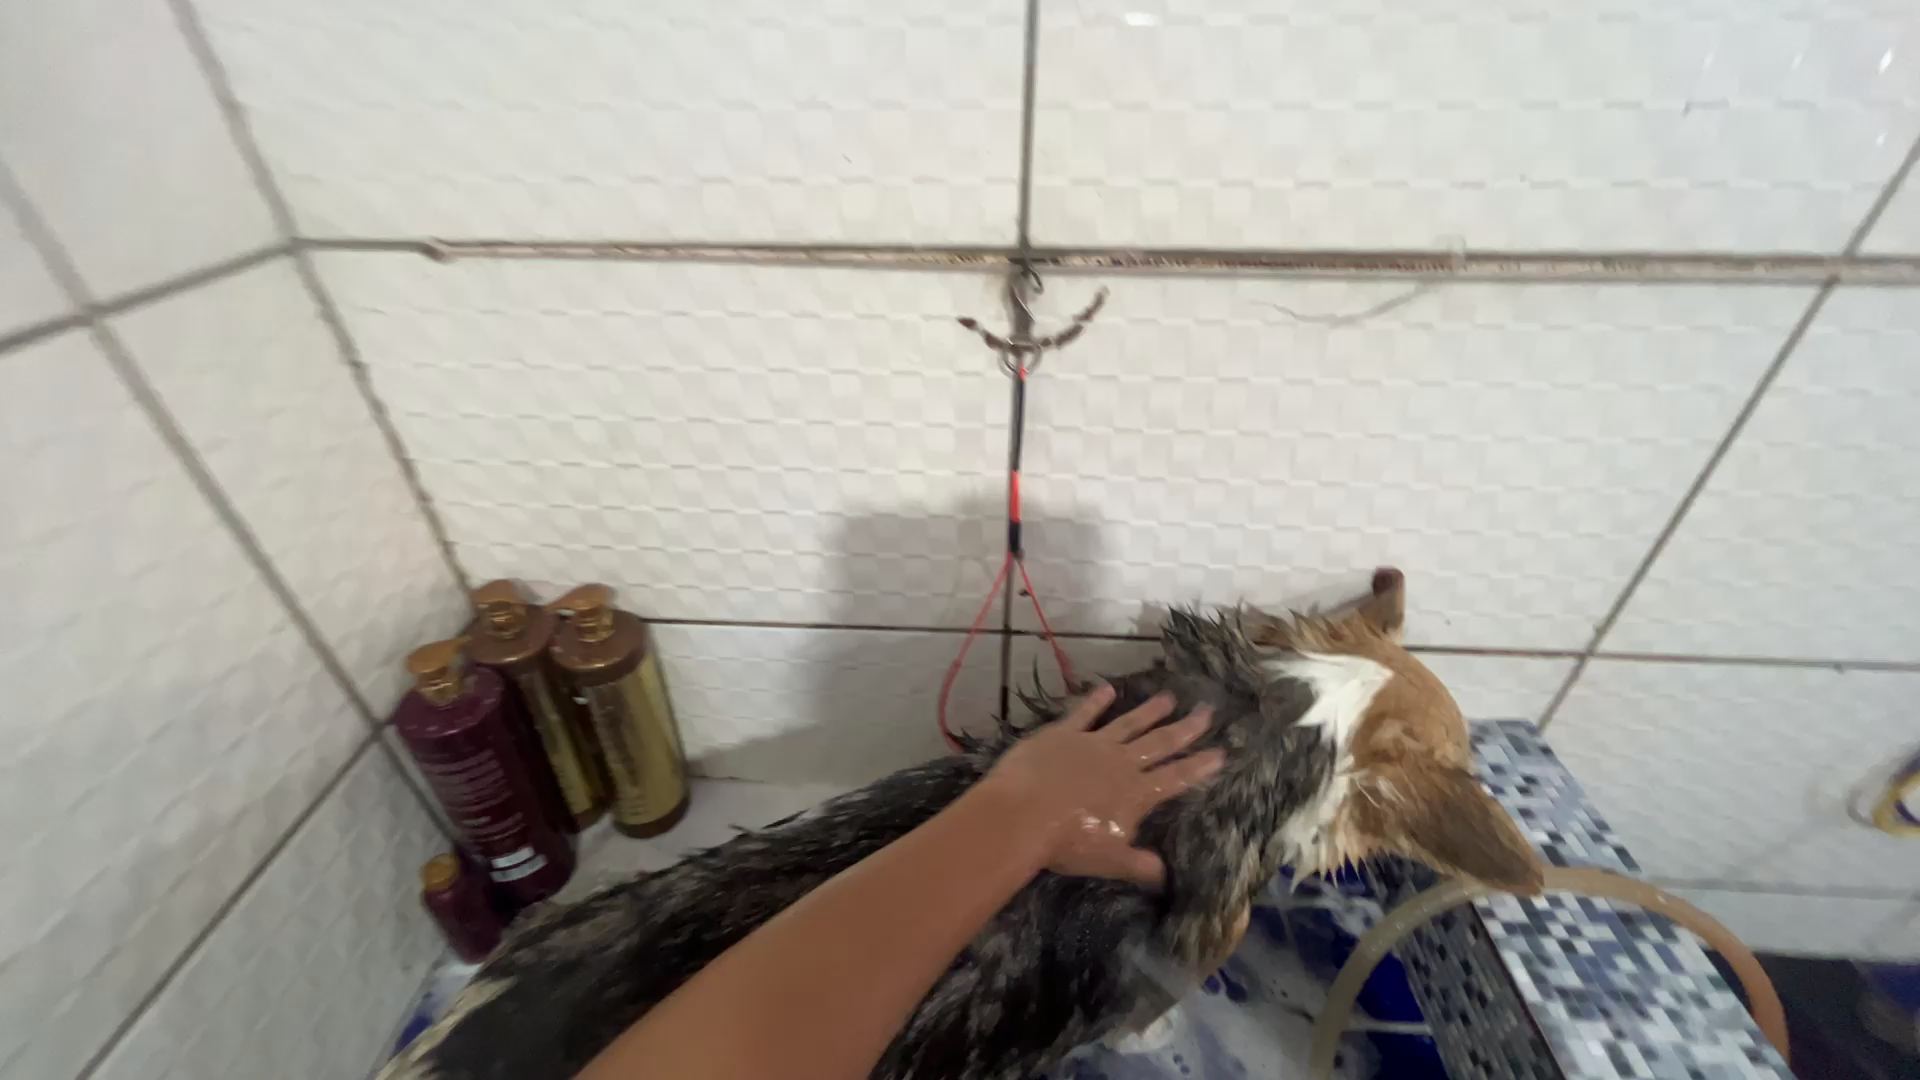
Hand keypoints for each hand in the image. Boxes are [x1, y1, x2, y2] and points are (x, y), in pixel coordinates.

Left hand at [980, 684, 1223, 889]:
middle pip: (1159, 742)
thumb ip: (1141, 866)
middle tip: (1206, 710)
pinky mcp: (1063, 733)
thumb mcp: (1111, 861)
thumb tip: (1167, 876)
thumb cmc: (1068, 842)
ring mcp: (1092, 743)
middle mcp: (1120, 763)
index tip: (1221, 752)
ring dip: (1149, 710)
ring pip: (1128, 723)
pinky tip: (1108, 688)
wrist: (1023, 812)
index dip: (1200, 766)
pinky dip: (1096, 700)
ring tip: (1169, 697)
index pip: (1177, 778)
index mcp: (1136, 793)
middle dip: (1185, 728)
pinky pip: (1084, 713)